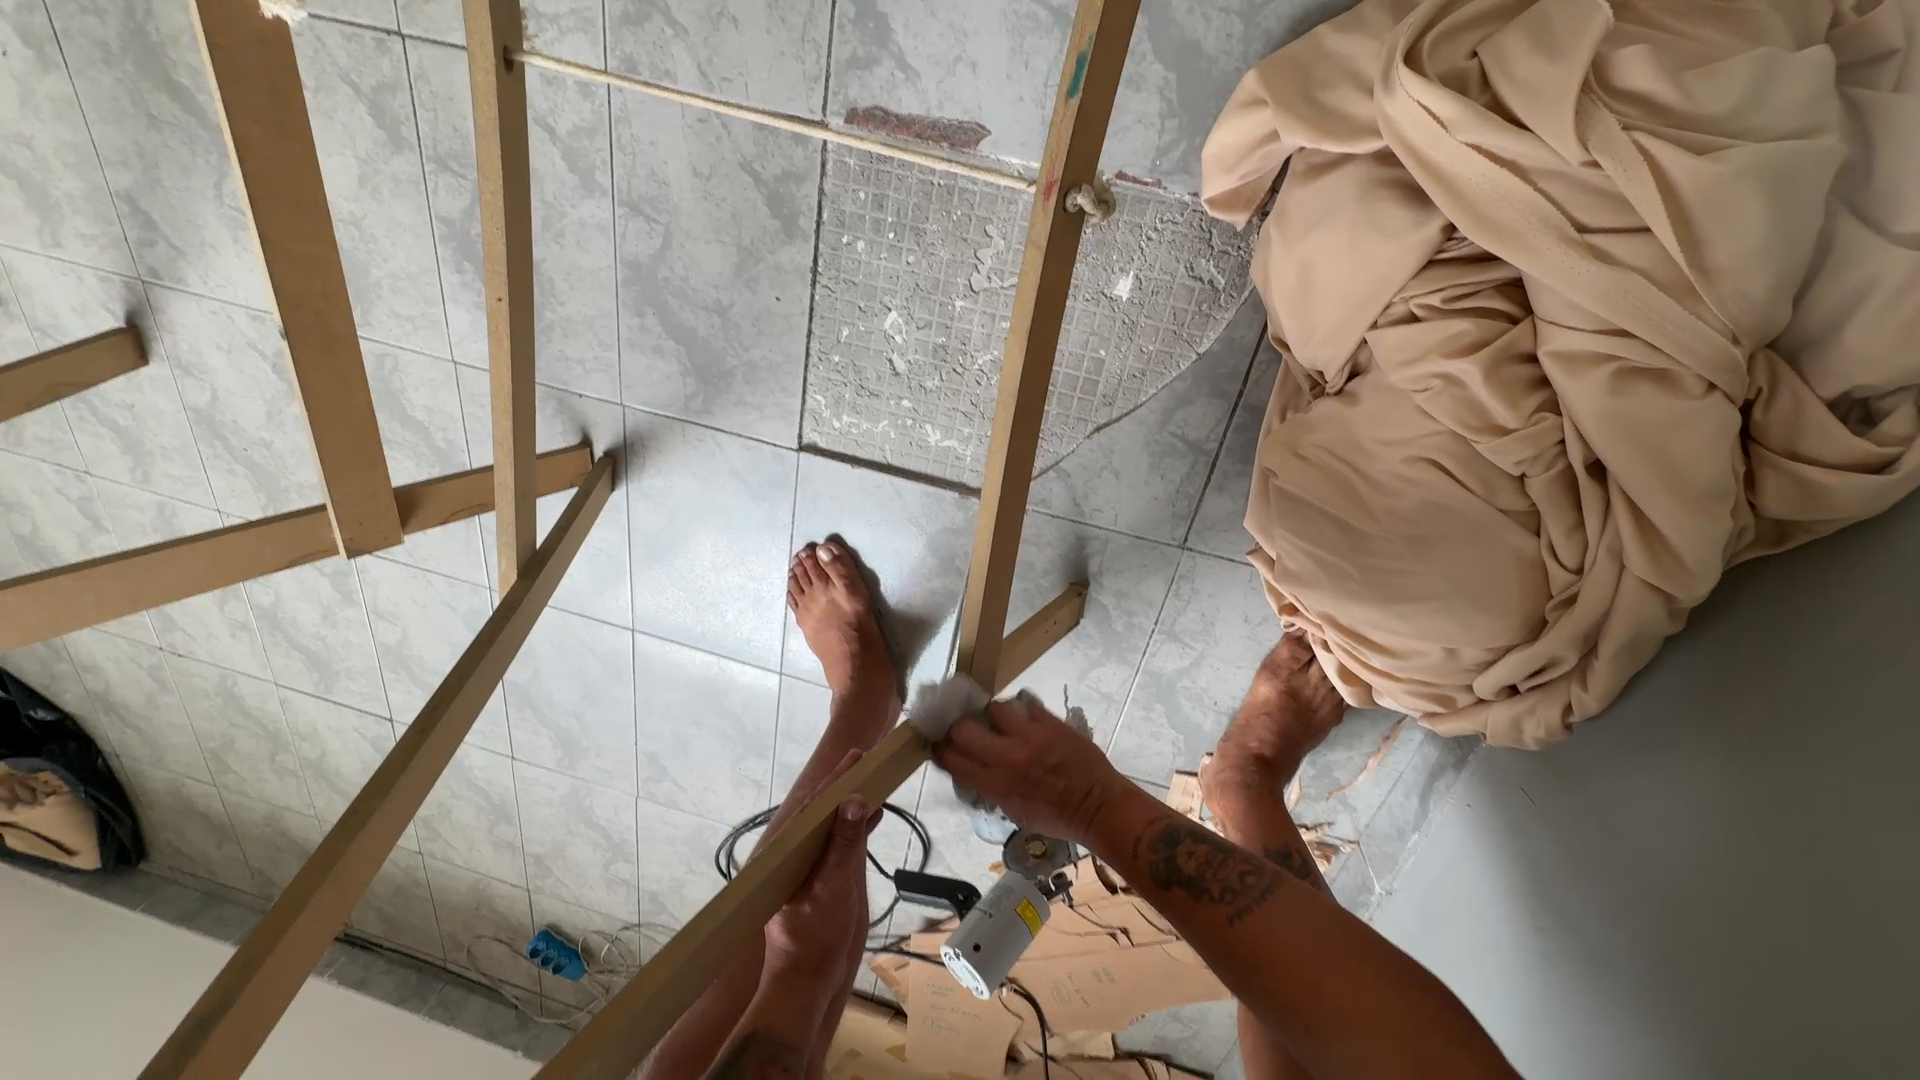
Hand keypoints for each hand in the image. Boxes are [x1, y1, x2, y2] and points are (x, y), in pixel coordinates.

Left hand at [762, 753, 879, 988]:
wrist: (811, 979)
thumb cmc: (815, 935)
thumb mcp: (833, 886)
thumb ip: (844, 844)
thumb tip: (853, 801)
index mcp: (786, 853)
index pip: (811, 807)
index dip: (833, 781)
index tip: (853, 758)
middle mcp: (795, 854)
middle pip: (820, 812)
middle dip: (842, 786)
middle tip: (864, 758)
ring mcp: (809, 866)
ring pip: (831, 826)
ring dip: (850, 804)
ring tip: (871, 779)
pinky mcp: (823, 878)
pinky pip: (840, 844)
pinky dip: (856, 828)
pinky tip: (873, 814)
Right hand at [930, 698, 1128, 844]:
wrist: (1097, 806)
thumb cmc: (1056, 818)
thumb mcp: (1015, 813)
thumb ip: (991, 789)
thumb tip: (974, 771)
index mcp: (995, 785)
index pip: (952, 760)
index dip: (940, 749)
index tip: (939, 744)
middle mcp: (1007, 757)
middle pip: (963, 728)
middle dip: (958, 725)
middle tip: (963, 725)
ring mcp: (1029, 736)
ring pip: (995, 708)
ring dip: (994, 714)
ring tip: (1000, 720)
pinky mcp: (1051, 722)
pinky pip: (1027, 706)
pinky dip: (1023, 711)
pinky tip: (1026, 719)